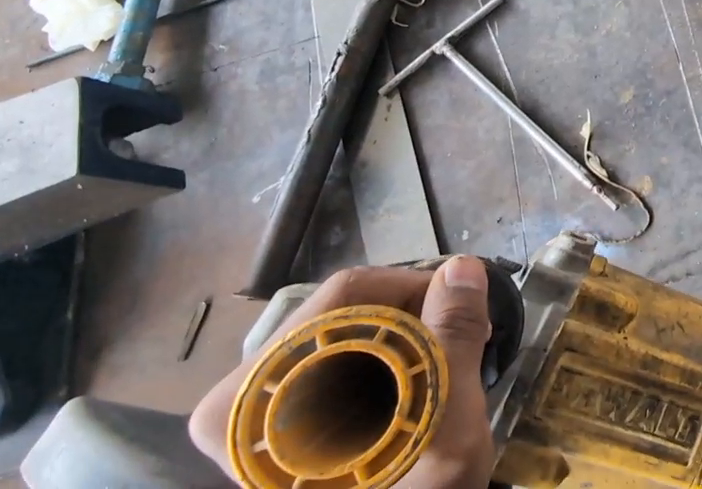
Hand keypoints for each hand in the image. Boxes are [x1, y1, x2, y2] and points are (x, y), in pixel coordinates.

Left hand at [190, 257, 496, 488]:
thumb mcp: (444, 434)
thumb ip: (451, 346)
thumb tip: (462, 267)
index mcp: (253, 403)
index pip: (346, 299)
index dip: (417, 294)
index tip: (464, 318)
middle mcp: (238, 399)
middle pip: (342, 309)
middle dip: (415, 315)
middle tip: (463, 340)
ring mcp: (254, 409)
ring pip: (344, 327)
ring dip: (406, 333)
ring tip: (447, 363)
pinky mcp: (273, 419)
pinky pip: (336, 352)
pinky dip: (386, 354)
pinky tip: (417, 382)